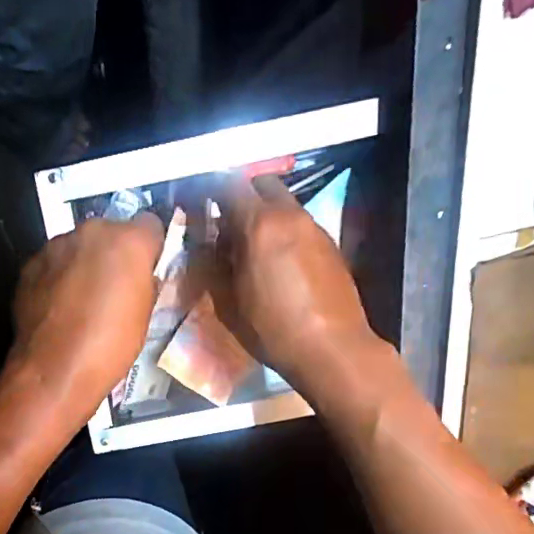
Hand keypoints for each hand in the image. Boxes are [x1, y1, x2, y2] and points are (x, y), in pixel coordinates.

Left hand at [8, 214, 165, 419]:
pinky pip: (53, 264)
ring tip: (84, 302)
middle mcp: (91, 232)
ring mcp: (56, 246)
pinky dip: (59, 278)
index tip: (147, 269)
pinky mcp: (30, 265)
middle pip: (110, 232)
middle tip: (115, 288)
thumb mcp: (145, 316)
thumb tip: (139, 277)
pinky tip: (61, 309)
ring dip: (84, 264)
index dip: (150, 247)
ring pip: (79, 247)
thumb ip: (144, 283)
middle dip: (114, 254)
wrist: (56, 370)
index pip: (150, 224)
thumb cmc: (111, 346)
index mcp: (129, 241)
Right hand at [209, 174, 382, 389]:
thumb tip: (210, 244)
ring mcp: (316, 228)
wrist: (333, 349)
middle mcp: (290, 215)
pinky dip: (286, 233)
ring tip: (254, 248)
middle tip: (229, 224)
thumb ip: (216, 265)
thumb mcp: (231, 302)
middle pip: (263, 184)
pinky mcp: (332, 245)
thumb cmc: (274, 329)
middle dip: (244, 196)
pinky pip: (302, 226)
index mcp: (260, 224)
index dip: (210, 190)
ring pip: (285, 204)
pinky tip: (281, 264)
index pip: (228, 184)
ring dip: (267, 215)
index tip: (200, 205)